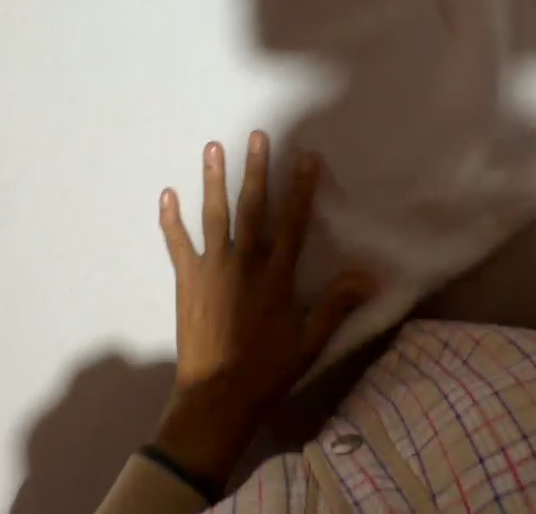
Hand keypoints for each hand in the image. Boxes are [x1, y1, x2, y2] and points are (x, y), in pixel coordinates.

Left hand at [150, 132, 372, 486]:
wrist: (215, 400)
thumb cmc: (266, 371)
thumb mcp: (309, 341)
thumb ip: (336, 305)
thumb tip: (369, 276)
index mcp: (275, 276)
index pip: (293, 222)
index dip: (301, 188)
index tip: (306, 157)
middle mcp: (244, 263)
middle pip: (252, 207)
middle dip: (256, 169)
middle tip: (257, 135)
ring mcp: (211, 269)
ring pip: (214, 215)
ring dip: (213, 180)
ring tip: (212, 147)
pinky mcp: (186, 280)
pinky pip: (177, 244)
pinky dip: (170, 219)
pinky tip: (166, 193)